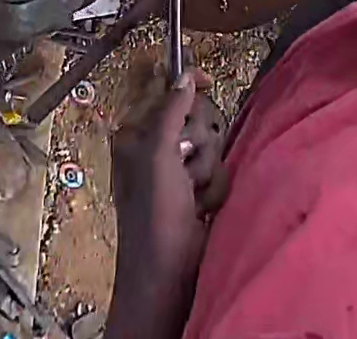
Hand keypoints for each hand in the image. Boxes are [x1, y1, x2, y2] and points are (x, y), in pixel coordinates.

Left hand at [110, 70, 211, 335]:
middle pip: (195, 117)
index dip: (185, 84)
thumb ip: (172, 112)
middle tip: (186, 160)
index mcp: (137, 135)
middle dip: (197, 140)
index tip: (205, 78)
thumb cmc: (153, 216)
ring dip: (206, 169)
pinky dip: (213, 190)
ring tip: (192, 193)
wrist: (169, 278)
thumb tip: (184, 77)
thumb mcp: (158, 156)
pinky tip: (202, 208)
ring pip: (210, 145)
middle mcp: (157, 149)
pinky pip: (218, 172)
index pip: (165, 93)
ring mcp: (179, 172)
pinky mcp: (198, 191)